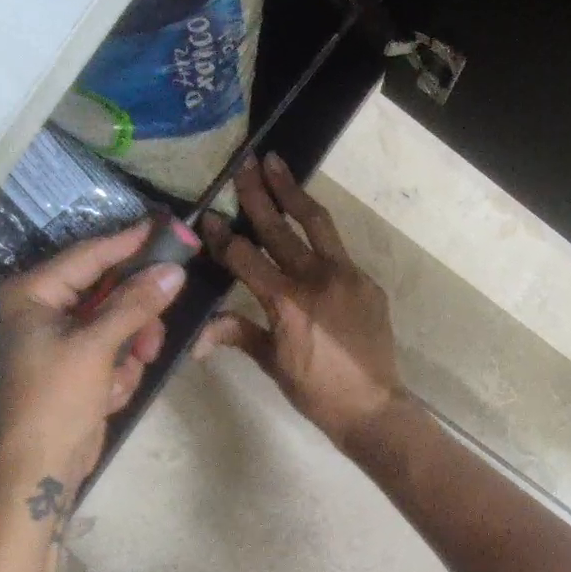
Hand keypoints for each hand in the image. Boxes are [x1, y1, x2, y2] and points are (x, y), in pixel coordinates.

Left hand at [0, 224, 183, 495]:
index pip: (89, 256)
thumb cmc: (57, 398)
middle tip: (153, 337)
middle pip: (109, 294)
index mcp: (32, 293)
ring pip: (119, 327)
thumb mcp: (97, 347)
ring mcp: (61, 341)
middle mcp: (44, 310)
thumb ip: (135, 306)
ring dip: (128, 355)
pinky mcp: (78, 369)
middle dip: (133, 322)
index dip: (129, 244)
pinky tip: (108, 397)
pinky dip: (119, 375)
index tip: (168, 231)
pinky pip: (115, 355)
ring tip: (123, 377)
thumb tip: (174, 271)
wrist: (43, 465)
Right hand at [197, 152, 406, 449]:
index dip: (223, 237)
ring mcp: (347, 276)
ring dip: (293, 192)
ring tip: (277, 164)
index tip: (209, 216)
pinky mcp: (367, 282)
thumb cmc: (316, 393)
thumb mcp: (273, 364)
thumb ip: (239, 335)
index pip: (245, 257)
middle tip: (242, 165)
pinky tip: (310, 225)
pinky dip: (320, 233)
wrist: (373, 407)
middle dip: (257, 195)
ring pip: (316, 223)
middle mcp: (316, 279)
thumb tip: (198, 337)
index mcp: (286, 302)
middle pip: (279, 228)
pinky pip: (339, 250)